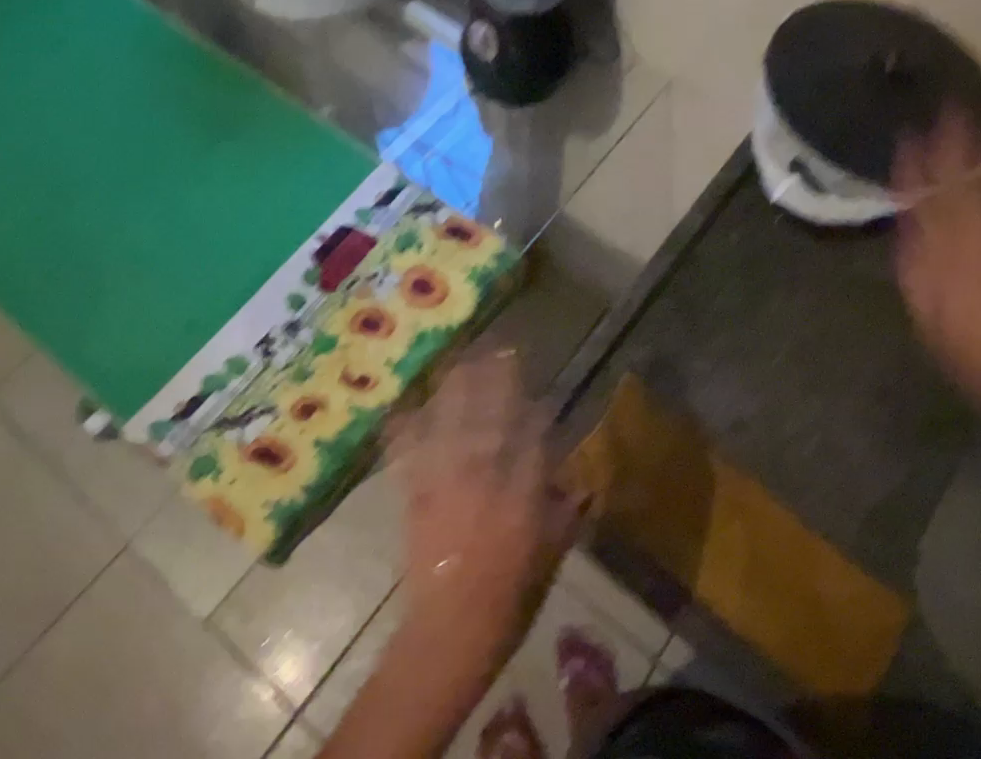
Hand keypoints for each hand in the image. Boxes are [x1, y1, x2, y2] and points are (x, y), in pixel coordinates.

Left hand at [390, 349, 581, 667]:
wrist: (451, 631)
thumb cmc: (510, 601)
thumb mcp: (550, 559)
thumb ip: (563, 516)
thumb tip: (576, 483)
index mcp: (521, 498)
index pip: (532, 441)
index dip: (536, 411)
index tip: (539, 389)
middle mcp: (483, 483)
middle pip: (489, 420)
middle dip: (494, 382)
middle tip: (497, 348)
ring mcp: (445, 487)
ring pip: (450, 427)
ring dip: (454, 392)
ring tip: (458, 360)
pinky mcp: (415, 499)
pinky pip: (409, 456)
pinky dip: (405, 432)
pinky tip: (403, 408)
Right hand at [894, 111, 980, 447]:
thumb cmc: (976, 352)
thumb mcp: (927, 310)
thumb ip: (916, 257)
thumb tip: (909, 214)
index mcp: (945, 245)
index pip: (925, 184)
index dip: (917, 153)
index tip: (909, 128)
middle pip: (968, 163)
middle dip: (957, 128)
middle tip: (949, 98)